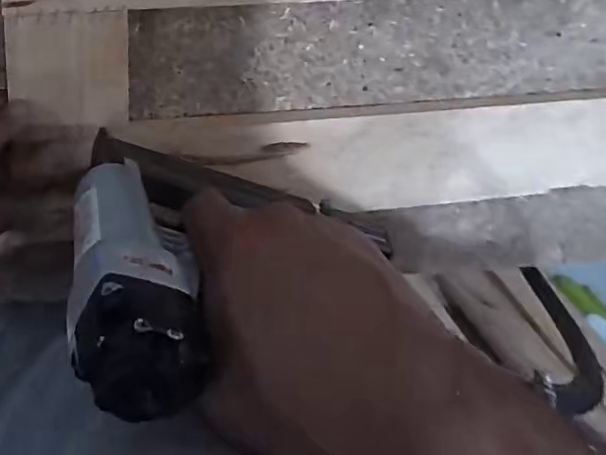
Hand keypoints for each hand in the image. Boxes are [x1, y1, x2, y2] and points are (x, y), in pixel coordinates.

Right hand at [185, 193, 587, 454]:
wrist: (409, 399)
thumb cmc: (304, 398)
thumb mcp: (224, 396)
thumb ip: (200, 346)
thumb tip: (198, 329)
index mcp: (236, 246)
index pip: (199, 206)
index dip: (197, 234)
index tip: (203, 268)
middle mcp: (277, 221)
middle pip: (248, 225)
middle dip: (245, 257)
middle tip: (254, 309)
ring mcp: (324, 227)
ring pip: (289, 236)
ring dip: (286, 262)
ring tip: (304, 317)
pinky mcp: (363, 239)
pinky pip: (325, 246)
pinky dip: (324, 269)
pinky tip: (341, 315)